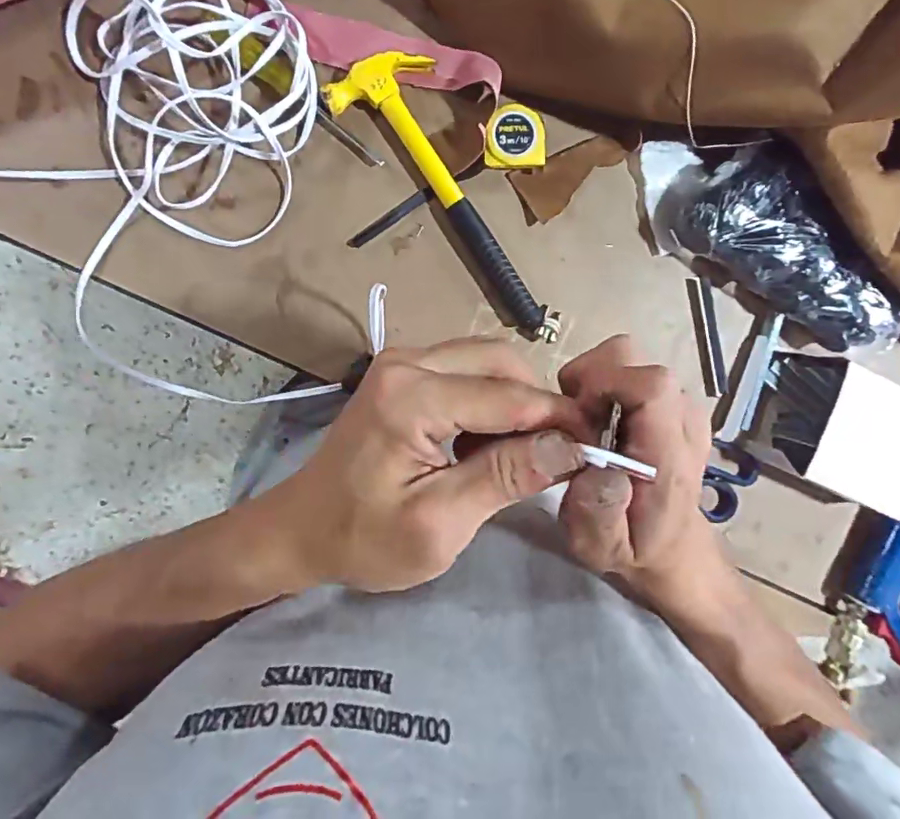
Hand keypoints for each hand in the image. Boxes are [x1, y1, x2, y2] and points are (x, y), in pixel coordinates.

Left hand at [261, 338, 591, 592]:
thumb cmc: (363, 537)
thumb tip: (569, 446)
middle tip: (560, 452)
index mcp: (412, 397)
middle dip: (538, 404)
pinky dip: (491, 400)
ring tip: (525, 453)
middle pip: (501, 362)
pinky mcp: (403, 373)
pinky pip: (466, 371)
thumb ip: (505, 477)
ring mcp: (402, 362)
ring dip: (516, 401)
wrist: (303, 527)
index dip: (559, 419)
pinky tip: (489, 443)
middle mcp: (407, 362)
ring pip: (486, 361)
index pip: (508, 395)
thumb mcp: (440, 523)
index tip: (597, 445)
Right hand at [555, 335, 729, 611]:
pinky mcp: (667, 401)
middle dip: (590, 377)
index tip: (575, 414)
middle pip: (631, 357)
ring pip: (625, 359)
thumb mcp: (604, 549)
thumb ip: (598, 514)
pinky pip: (627, 371)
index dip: (603, 382)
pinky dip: (603, 386)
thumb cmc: (637, 549)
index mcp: (671, 451)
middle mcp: (682, 417)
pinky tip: (599, 424)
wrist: (674, 549)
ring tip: (584, 424)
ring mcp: (677, 404)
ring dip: (593, 382)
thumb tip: (597, 469)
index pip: (650, 383)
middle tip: (573, 420)